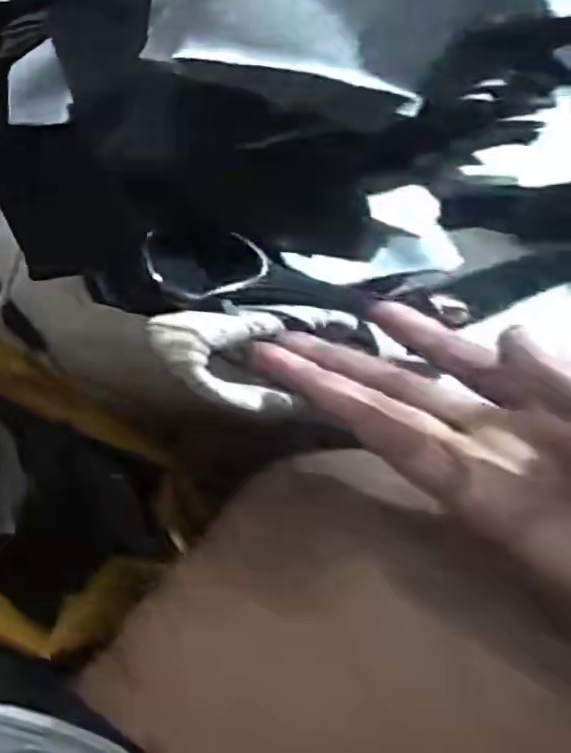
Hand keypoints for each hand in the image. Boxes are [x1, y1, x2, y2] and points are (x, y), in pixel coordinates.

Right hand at [248, 301, 570, 594]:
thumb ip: (564, 384)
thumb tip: (509, 334)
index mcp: (547, 412)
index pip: (470, 365)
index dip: (422, 336)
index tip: (373, 309)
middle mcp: (500, 434)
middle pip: (403, 386)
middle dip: (340, 357)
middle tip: (280, 334)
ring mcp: (482, 466)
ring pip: (384, 410)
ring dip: (323, 380)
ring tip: (269, 354)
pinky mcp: (473, 502)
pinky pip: (408, 451)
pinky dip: (362, 419)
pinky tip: (327, 395)